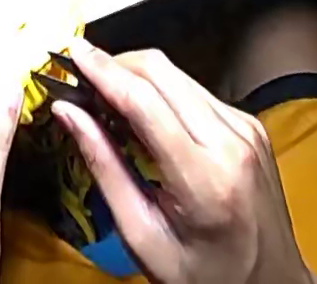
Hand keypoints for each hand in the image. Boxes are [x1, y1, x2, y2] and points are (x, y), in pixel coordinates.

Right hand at [53, 41, 312, 283]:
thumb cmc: (208, 277)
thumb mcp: (144, 238)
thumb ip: (104, 168)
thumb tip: (68, 112)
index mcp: (205, 180)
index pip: (144, 101)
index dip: (104, 71)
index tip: (75, 54)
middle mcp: (230, 142)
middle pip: (160, 71)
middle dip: (116, 64)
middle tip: (85, 77)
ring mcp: (244, 127)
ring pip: (176, 72)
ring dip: (137, 74)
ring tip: (111, 97)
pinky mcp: (248, 120)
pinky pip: (193, 86)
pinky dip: (163, 89)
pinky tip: (148, 113)